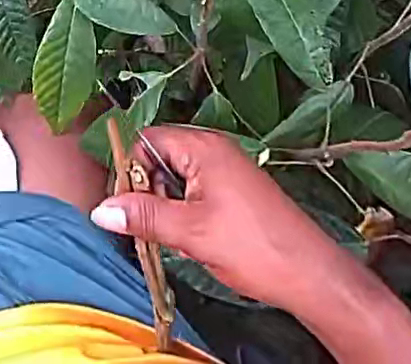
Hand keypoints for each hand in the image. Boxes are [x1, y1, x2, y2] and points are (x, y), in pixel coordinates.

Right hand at [88, 127, 410, 363]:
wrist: (309, 271)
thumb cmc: (252, 245)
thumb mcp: (190, 232)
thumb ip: (143, 216)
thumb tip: (101, 208)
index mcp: (201, 146)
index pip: (148, 139)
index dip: (133, 169)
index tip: (129, 205)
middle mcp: (213, 146)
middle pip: (161, 154)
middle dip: (150, 188)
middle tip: (152, 225)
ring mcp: (226, 165)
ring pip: (178, 174)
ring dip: (168, 202)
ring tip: (176, 235)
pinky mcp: (235, 185)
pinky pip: (196, 185)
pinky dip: (186, 207)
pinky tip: (194, 236)